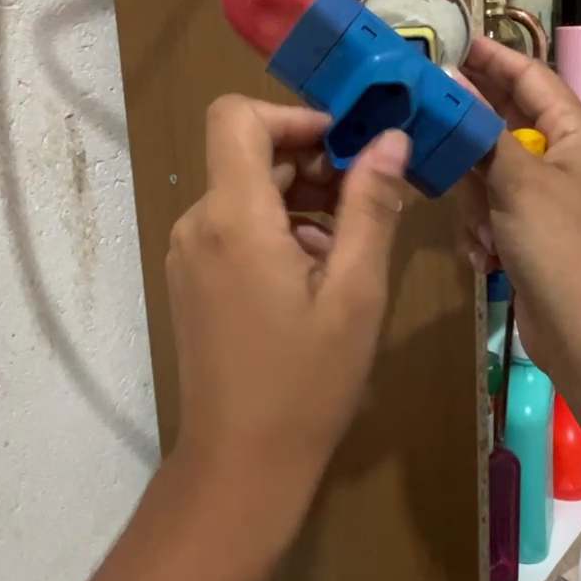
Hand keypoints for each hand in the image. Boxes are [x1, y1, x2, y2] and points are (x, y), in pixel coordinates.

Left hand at [165, 96, 410, 484]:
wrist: (241, 464)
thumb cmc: (307, 381)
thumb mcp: (355, 291)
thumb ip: (371, 206)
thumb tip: (390, 139)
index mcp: (233, 216)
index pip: (238, 117)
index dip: (293, 117)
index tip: (345, 146)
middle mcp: (199, 224)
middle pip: (248, 155)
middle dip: (311, 163)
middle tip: (370, 197)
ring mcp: (189, 254)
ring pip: (244, 193)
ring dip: (300, 200)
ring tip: (350, 244)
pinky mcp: (192, 281)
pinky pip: (234, 229)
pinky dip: (277, 230)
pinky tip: (317, 274)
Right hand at [459, 37, 580, 379]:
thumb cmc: (566, 249)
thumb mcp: (521, 182)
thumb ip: (482, 132)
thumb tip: (451, 83)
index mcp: (574, 133)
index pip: (529, 77)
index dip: (490, 58)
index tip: (446, 43)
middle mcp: (561, 160)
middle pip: (502, 125)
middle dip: (467, 134)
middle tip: (419, 120)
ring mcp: (543, 201)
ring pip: (486, 174)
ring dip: (473, 199)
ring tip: (478, 226)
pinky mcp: (527, 238)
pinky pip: (489, 215)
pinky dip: (481, 233)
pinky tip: (483, 257)